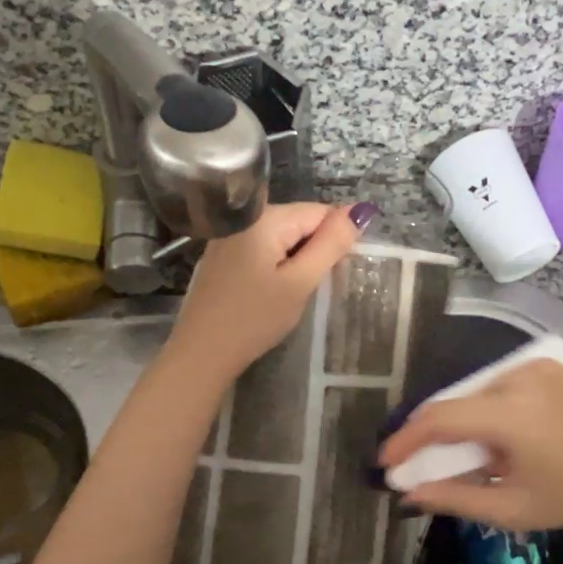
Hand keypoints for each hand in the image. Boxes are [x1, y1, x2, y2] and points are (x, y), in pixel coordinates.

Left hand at [167, 202, 370, 376]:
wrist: (201, 353)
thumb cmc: (254, 319)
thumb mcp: (300, 282)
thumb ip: (331, 245)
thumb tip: (361, 210)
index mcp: (265, 217)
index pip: (320, 212)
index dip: (334, 241)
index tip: (331, 273)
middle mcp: (246, 218)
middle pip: (300, 221)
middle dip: (314, 250)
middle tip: (308, 288)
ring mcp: (230, 236)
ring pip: (282, 238)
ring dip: (296, 260)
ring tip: (289, 294)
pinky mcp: (223, 257)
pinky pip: (262, 250)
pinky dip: (276, 267)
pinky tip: (269, 294)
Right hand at [377, 359, 562, 530]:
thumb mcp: (512, 508)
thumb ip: (456, 498)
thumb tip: (410, 492)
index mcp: (511, 414)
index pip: (440, 418)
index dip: (407, 439)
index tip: (386, 461)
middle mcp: (518, 378)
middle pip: (454, 401)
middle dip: (430, 433)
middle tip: (415, 462)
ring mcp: (535, 366)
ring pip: (475, 391)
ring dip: (460, 420)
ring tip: (458, 454)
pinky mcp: (547, 364)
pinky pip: (500, 384)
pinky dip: (486, 407)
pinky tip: (492, 435)